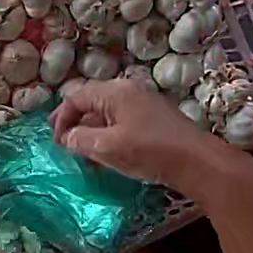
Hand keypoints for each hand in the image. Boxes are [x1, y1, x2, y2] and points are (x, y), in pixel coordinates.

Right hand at [51, 79, 252, 198]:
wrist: (197, 162)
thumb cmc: (150, 152)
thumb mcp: (108, 148)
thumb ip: (80, 140)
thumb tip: (66, 137)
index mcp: (114, 92)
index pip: (76, 97)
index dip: (61, 118)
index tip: (56, 141)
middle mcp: (128, 90)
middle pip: (91, 101)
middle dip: (74, 122)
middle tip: (64, 144)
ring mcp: (144, 102)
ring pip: (107, 112)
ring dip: (91, 129)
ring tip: (83, 152)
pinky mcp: (154, 117)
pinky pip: (122, 120)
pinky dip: (108, 133)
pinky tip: (108, 152)